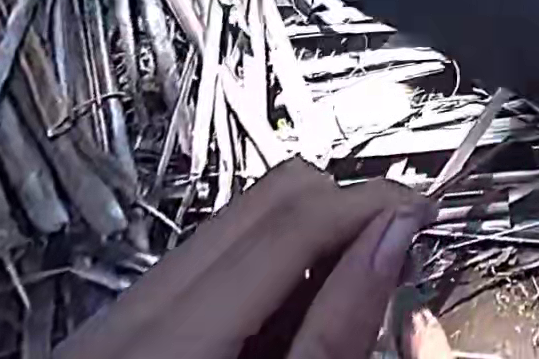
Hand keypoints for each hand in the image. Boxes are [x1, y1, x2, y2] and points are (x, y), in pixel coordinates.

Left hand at [58, 160, 427, 358]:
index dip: (370, 202)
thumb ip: (336, 332)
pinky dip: (278, 261)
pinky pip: (222, 251)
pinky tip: (294, 313)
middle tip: (391, 245)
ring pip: (249, 214)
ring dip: (314, 230)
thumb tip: (395, 233)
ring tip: (345, 287)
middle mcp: (128, 313)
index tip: (420, 211)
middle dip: (345, 207)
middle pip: (272, 195)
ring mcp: (119, 316)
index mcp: (161, 349)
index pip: (293, 219)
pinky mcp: (124, 326)